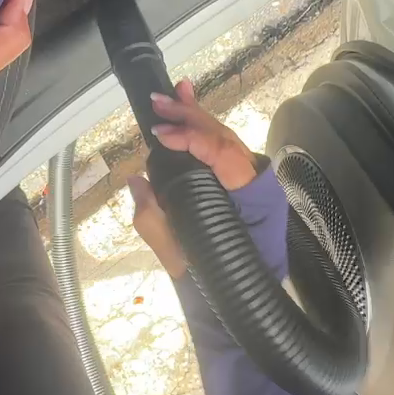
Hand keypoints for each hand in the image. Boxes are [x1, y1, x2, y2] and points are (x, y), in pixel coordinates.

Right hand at [128, 80, 260, 278]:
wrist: (238, 301)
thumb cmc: (209, 282)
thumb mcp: (177, 256)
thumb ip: (154, 219)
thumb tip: (137, 180)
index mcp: (249, 198)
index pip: (222, 153)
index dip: (190, 137)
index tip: (158, 135)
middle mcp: (256, 183)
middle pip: (223, 136)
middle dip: (189, 116)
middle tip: (159, 101)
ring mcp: (251, 181)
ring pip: (223, 137)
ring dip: (195, 114)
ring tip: (173, 93)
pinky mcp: (239, 181)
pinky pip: (221, 148)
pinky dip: (202, 128)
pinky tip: (187, 106)